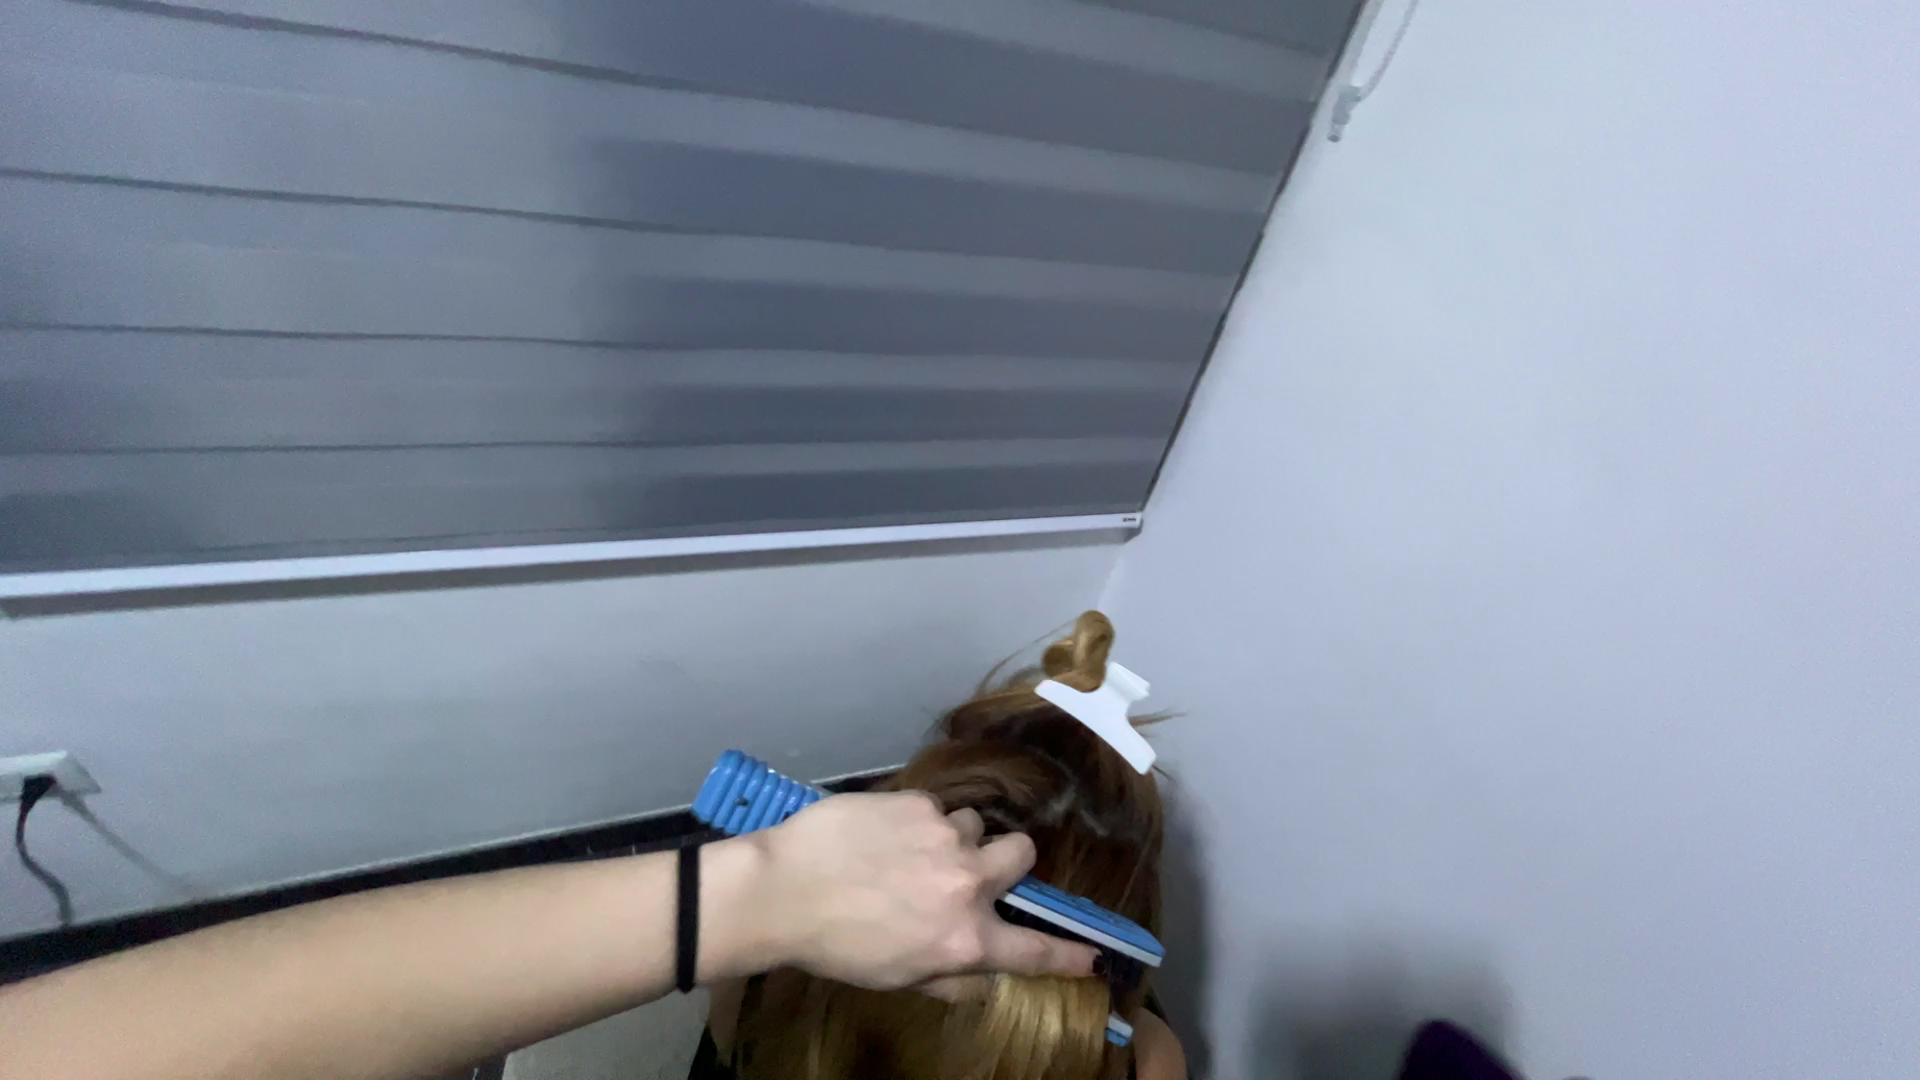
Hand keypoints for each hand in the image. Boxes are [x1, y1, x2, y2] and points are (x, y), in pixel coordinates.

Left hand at [747, 792, 1096, 989]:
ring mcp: (946, 836)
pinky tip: (883, 833)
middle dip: (1007, 857)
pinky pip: (936, 808)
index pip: (1032, 949)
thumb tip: (985, 975)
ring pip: (974, 824)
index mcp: (965, 938)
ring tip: (910, 850)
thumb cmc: (839, 946)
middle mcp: (966, 883)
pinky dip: (919, 821)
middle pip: (1022, 853)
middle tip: (972, 867)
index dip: (1067, 953)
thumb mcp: (900, 978)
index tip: (1093, 954)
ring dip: (955, 837)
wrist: (785, 889)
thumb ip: (952, 977)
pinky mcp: (919, 802)